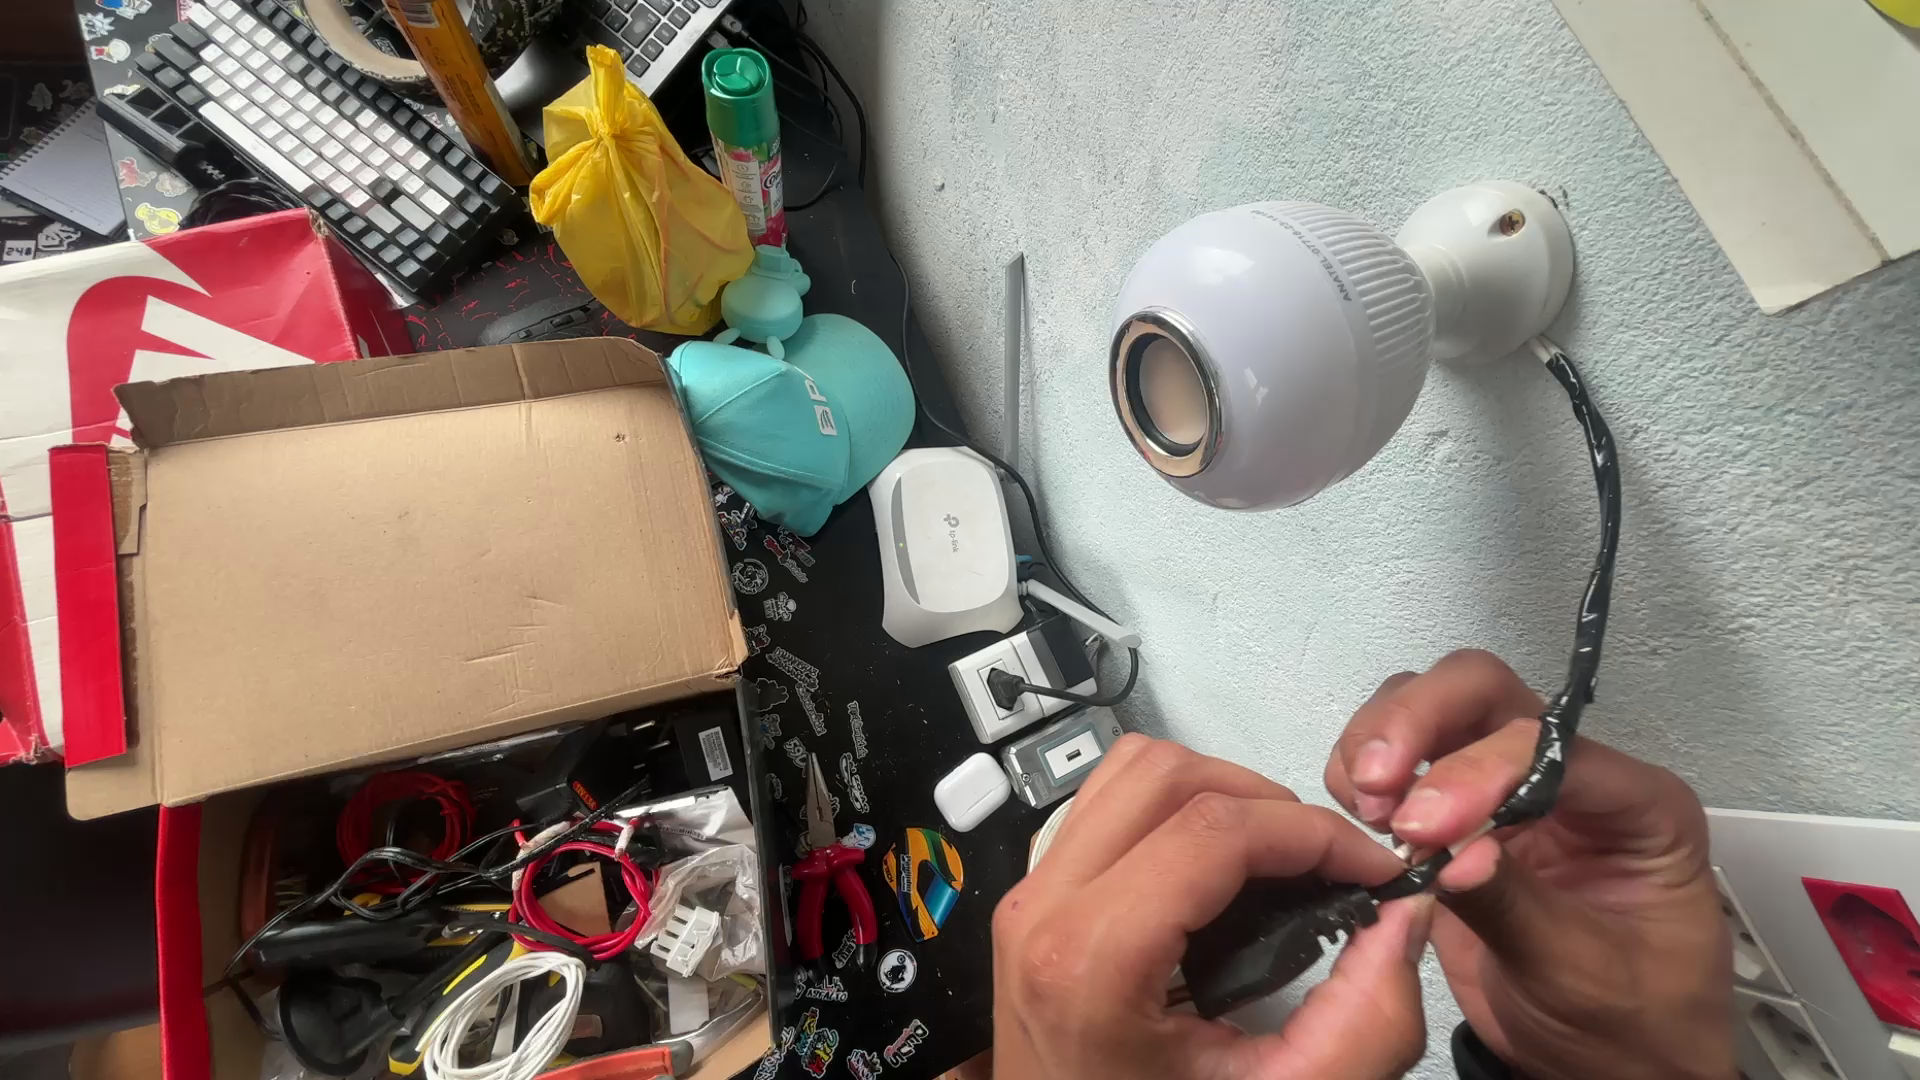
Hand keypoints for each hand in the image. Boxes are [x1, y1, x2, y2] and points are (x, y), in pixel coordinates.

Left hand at [993, 735, 1435, 1079]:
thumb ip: (1365, 1020)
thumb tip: (1405, 911)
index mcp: (1091, 958)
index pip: (1210, 831)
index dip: (1309, 832)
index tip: (1372, 866)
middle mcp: (1044, 902)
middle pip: (1163, 776)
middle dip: (1262, 799)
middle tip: (1322, 860)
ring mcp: (1028, 887)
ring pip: (1127, 770)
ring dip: (1214, 787)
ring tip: (1273, 852)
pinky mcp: (1031, 887)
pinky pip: (1103, 798)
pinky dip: (1170, 802)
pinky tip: (1214, 858)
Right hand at [1324, 650, 1735, 1079]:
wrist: (1588, 1059)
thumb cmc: (1620, 1023)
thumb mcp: (1581, 975)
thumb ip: (1514, 906)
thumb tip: (1448, 855)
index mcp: (1630, 802)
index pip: (1546, 745)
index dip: (1478, 770)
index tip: (1420, 829)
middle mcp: (1562, 768)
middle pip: (1476, 689)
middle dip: (1412, 722)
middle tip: (1372, 781)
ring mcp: (1495, 773)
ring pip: (1421, 701)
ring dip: (1375, 743)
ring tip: (1367, 811)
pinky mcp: (1440, 792)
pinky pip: (1386, 745)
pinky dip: (1357, 768)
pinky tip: (1361, 815)